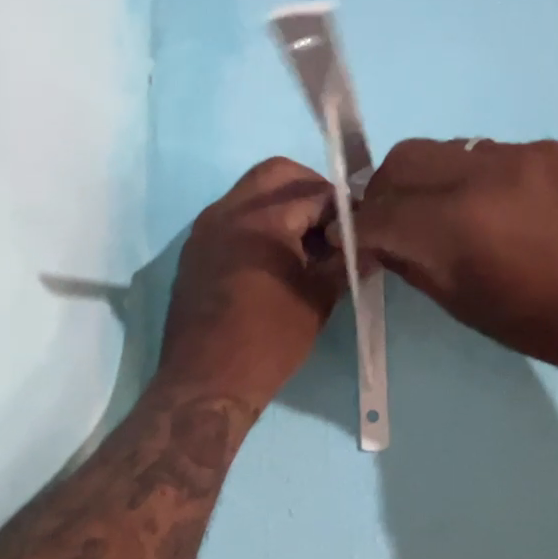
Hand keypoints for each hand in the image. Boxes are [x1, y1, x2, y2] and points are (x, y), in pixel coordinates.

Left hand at [158, 158, 343, 404]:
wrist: (207, 382)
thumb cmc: (268, 342)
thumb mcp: (317, 300)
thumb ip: (344, 263)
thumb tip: (365, 243)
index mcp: (261, 217)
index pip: (313, 191)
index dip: (342, 206)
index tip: (358, 226)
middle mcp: (226, 212)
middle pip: (275, 176)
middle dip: (308, 192)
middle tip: (329, 226)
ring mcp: (203, 232)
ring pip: (247, 195)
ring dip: (278, 208)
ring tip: (303, 247)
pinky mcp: (193, 255)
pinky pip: (228, 222)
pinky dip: (254, 227)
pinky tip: (272, 263)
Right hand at [352, 138, 557, 373]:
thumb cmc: (550, 325)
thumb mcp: (468, 306)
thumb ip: (417, 264)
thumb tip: (382, 243)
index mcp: (457, 223)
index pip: (378, 212)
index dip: (353, 230)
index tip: (345, 243)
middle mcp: (485, 172)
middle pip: (405, 159)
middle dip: (384, 191)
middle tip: (389, 225)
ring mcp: (527, 153)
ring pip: (451, 152)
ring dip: (433, 183)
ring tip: (450, 221)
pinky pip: (499, 155)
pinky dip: (482, 181)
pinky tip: (505, 215)